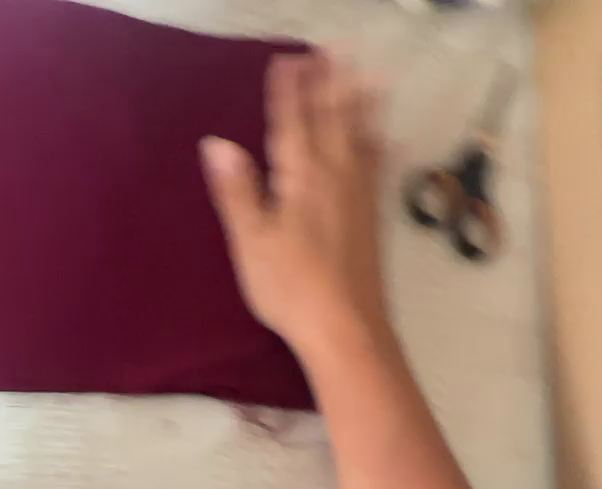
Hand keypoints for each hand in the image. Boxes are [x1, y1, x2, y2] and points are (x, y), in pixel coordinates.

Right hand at [200, 49, 389, 350]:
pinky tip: (384, 138)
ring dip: (359, 102)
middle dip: (327, 84)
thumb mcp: (252, 242)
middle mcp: (336, 175)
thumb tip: (216, 144)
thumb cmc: (289, 286)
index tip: (285, 60)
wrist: (345, 326)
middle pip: (332, 119)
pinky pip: (378, 166)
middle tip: (329, 50)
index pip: (292, 124)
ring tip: (363, 74)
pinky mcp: (373, 216)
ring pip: (361, 136)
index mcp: (301, 178)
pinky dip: (379, 144)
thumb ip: (237, 191)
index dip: (287, 91)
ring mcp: (360, 194)